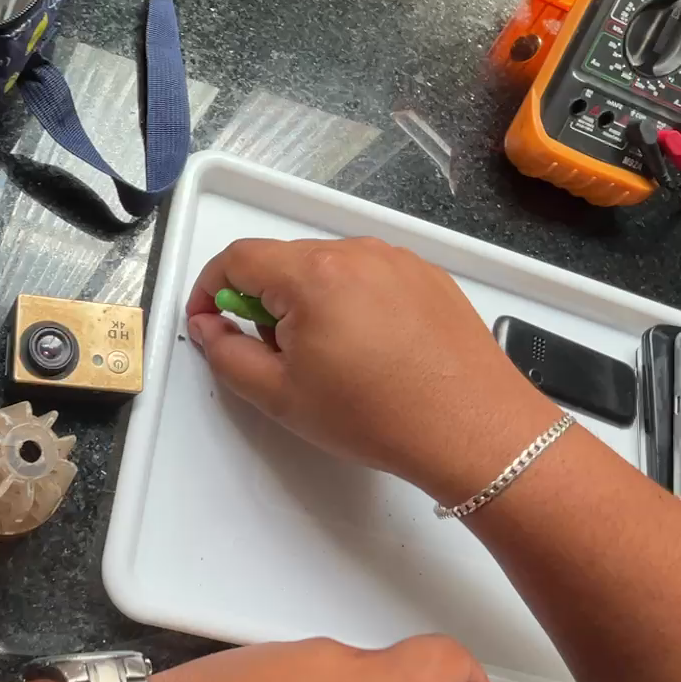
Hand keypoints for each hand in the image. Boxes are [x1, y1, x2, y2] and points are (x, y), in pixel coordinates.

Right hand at [185, 237, 560, 503]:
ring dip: (303, 299)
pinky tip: (366, 347)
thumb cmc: (373, 416)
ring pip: (324, 266)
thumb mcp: (278, 395)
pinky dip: (346, 299)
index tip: (207, 321)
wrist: (475, 430)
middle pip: (281, 260)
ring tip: (325, 356)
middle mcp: (354, 251)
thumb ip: (225, 353)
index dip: (209, 287)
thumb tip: (206, 325)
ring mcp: (396, 259)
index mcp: (312, 274)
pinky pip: (365, 274)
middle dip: (259, 299)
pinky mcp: (427, 275)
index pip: (237, 258)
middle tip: (271, 353)